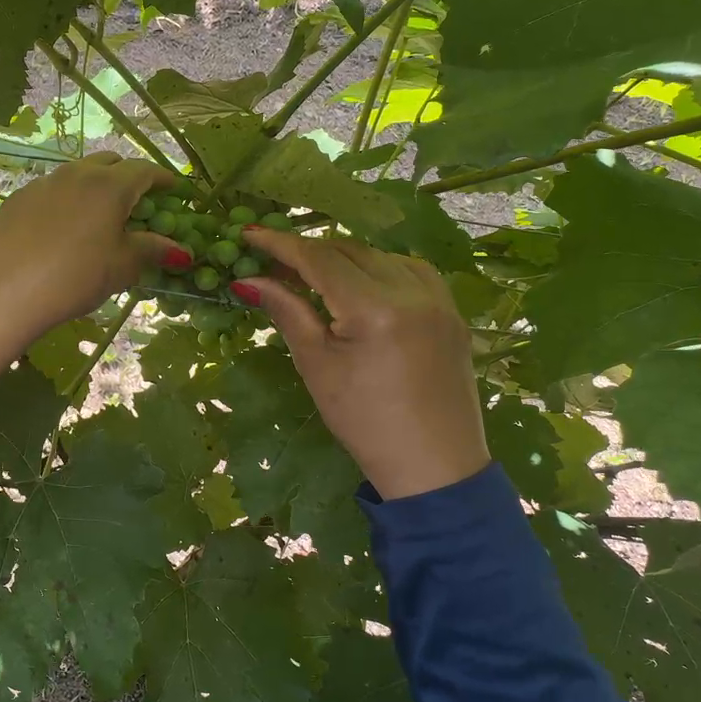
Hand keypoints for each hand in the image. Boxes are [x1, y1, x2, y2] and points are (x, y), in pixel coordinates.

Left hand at [0, 153, 179, 400]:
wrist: (8, 291)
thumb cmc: (76, 277)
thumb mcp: (122, 267)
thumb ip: (152, 250)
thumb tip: (181, 249)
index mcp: (109, 186)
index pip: (143, 170)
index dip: (161, 178)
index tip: (172, 190)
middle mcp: (76, 174)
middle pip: (109, 162)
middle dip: (127, 175)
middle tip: (136, 200)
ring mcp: (43, 183)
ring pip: (77, 172)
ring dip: (94, 184)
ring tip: (98, 211)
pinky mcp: (18, 198)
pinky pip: (50, 189)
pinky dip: (65, 198)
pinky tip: (63, 225)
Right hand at [235, 229, 487, 499]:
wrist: (434, 467)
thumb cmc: (362, 419)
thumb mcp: (315, 363)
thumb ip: (286, 310)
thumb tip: (249, 280)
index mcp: (375, 308)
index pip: (319, 258)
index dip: (280, 243)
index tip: (248, 234)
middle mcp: (412, 293)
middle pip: (349, 250)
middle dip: (308, 250)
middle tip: (272, 260)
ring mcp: (439, 301)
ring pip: (380, 256)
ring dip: (343, 257)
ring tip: (312, 273)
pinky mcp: (451, 313)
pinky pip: (410, 271)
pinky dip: (379, 267)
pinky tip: (361, 283)